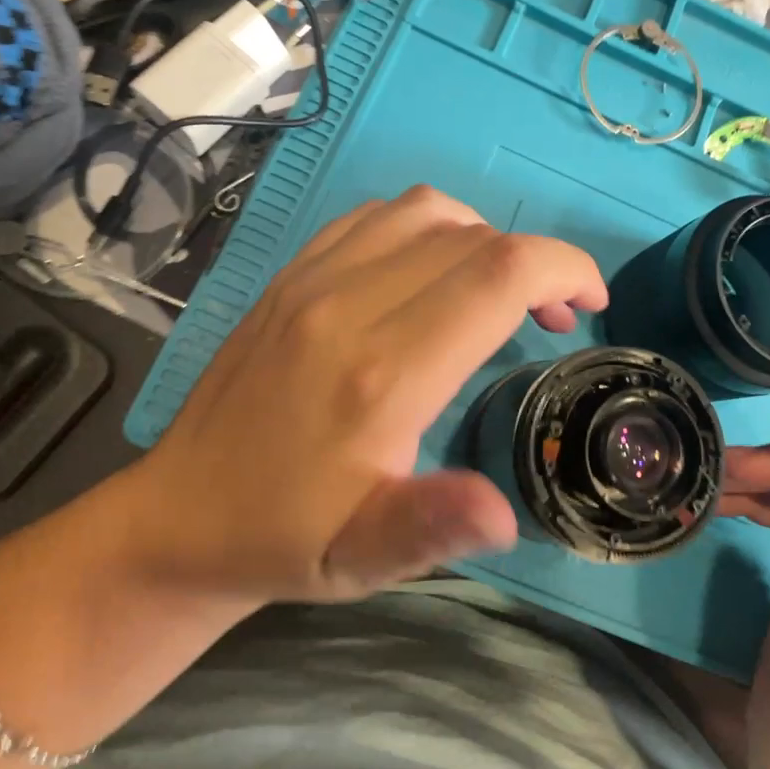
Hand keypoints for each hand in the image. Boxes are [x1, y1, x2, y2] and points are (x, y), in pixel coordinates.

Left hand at [132, 186, 606, 603]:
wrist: (181, 514)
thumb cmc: (286, 537)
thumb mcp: (364, 557)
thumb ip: (433, 525)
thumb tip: (505, 512)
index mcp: (380, 376)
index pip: (497, 276)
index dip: (564, 269)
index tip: (588, 303)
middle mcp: (347, 307)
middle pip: (473, 237)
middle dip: (536, 262)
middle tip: (550, 318)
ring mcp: (311, 281)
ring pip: (424, 211)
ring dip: (482, 239)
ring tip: (494, 292)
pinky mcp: (289, 275)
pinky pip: (374, 217)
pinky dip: (425, 228)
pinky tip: (429, 275)